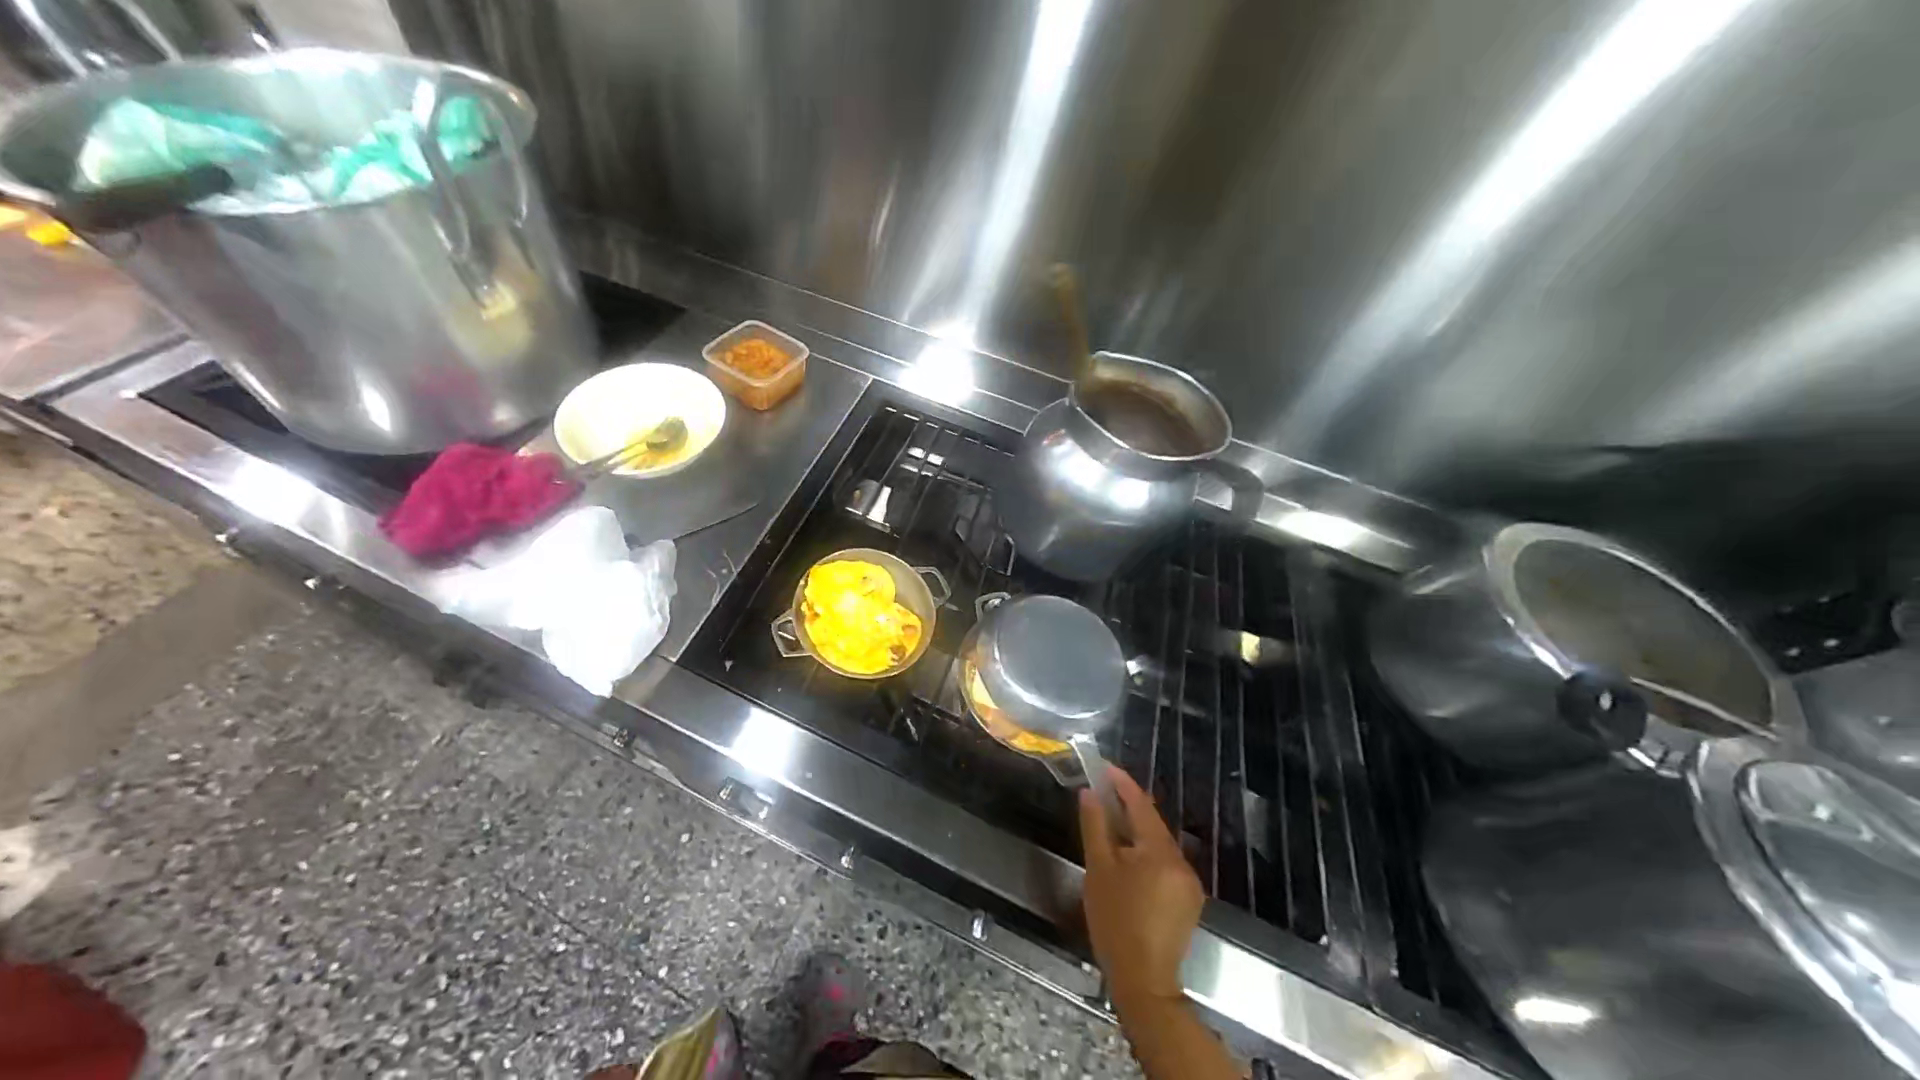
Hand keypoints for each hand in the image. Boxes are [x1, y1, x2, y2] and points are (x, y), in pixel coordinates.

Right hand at [1079, 766, 1203, 1007]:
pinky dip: (1147, 855)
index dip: (1123, 784)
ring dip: (1137, 833)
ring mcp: (1189, 883)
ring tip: (1110, 827)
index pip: (1142, 805)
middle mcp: (1181, 861)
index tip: (1105, 768)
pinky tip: (1128, 861)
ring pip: (1159, 845)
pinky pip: (1165, 865)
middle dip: (1128, 808)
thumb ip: (1095, 826)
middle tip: (1102, 796)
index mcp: (1160, 851)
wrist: (1143, 979)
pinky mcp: (1188, 901)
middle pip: (1152, 825)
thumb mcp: (1098, 870)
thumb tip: (1090, 792)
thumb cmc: (1115, 921)